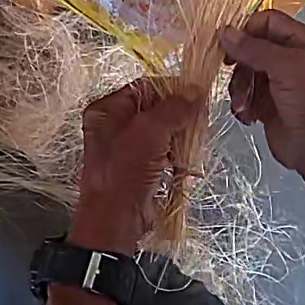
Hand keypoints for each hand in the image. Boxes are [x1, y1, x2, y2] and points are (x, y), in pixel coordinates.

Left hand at [71, 81, 201, 254]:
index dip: (170, 90)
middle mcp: (113, 126)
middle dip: (179, 117)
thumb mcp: (150, 130)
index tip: (195, 96)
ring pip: (163, 133)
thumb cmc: (125, 169)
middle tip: (197, 123)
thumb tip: (195, 90)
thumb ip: (174, 107)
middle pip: (156, 110)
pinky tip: (184, 163)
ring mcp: (126, 149)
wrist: (116, 217)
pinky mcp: (139, 169)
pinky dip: (176, 158)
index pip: (144, 87)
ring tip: (192, 144)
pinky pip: (164, 154)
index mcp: (107, 110)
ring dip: (180, 139)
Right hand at [220, 10, 304, 177]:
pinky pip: (246, 95)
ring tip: (242, 106)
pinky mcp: (269, 105)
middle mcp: (295, 60)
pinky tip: (248, 117)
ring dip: (239, 89)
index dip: (247, 32)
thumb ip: (256, 49)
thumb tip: (225, 32)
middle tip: (234, 81)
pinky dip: (243, 105)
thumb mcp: (289, 68)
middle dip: (241, 67)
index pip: (270, 23)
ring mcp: (282, 83)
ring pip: (246, 73)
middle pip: (254, 49)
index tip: (230, 48)